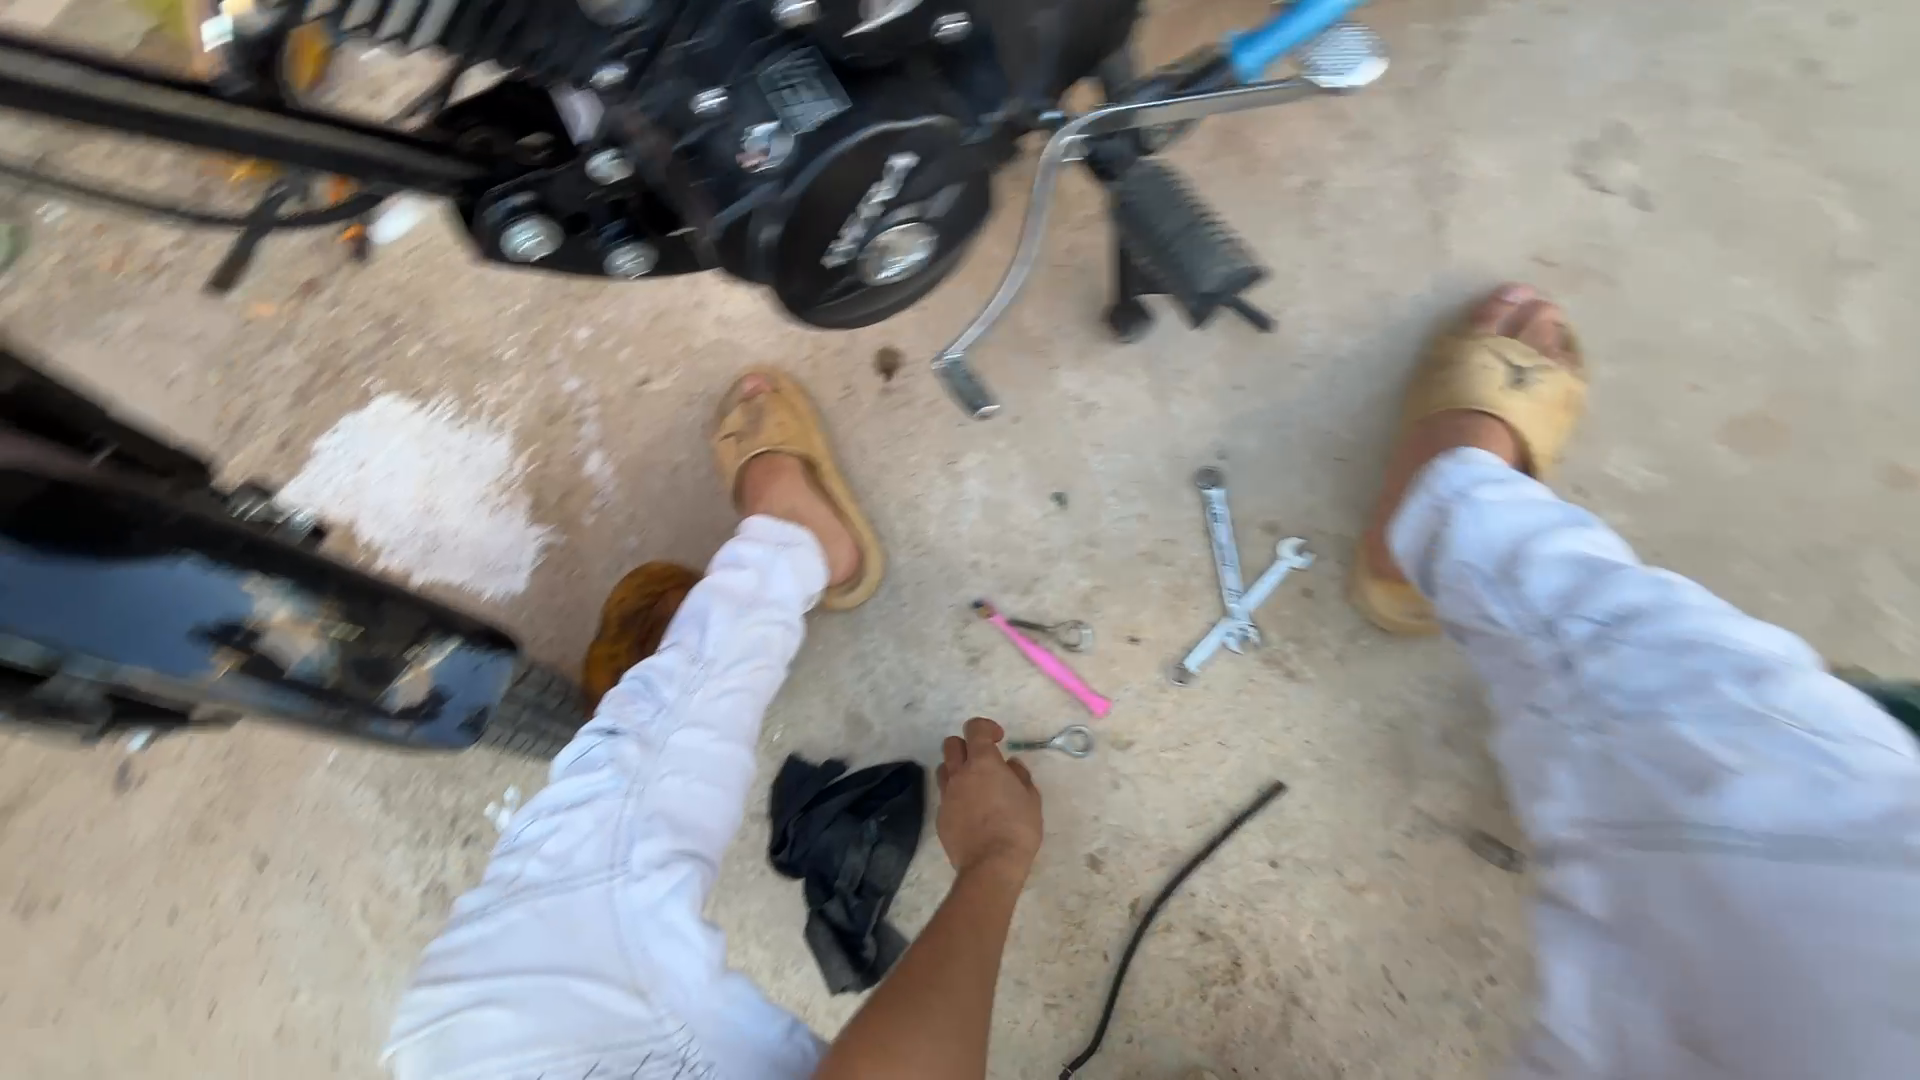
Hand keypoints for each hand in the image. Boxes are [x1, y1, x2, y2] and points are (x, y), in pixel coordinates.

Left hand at [935, 717, 1043, 880]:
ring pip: (943, 769)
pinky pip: (945, 797)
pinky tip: (971, 814)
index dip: (986, 728)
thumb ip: (1020, 776)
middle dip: (966, 745)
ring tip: (974, 786)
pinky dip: (956, 797)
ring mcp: (946, 796)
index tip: (998, 739)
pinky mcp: (940, 817)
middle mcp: (960, 774)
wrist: (991, 865)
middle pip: (951, 744)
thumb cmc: (1018, 828)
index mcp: (983, 763)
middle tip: (983, 761)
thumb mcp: (1031, 798)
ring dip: (957, 769)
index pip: (975, 729)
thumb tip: (1010, 766)